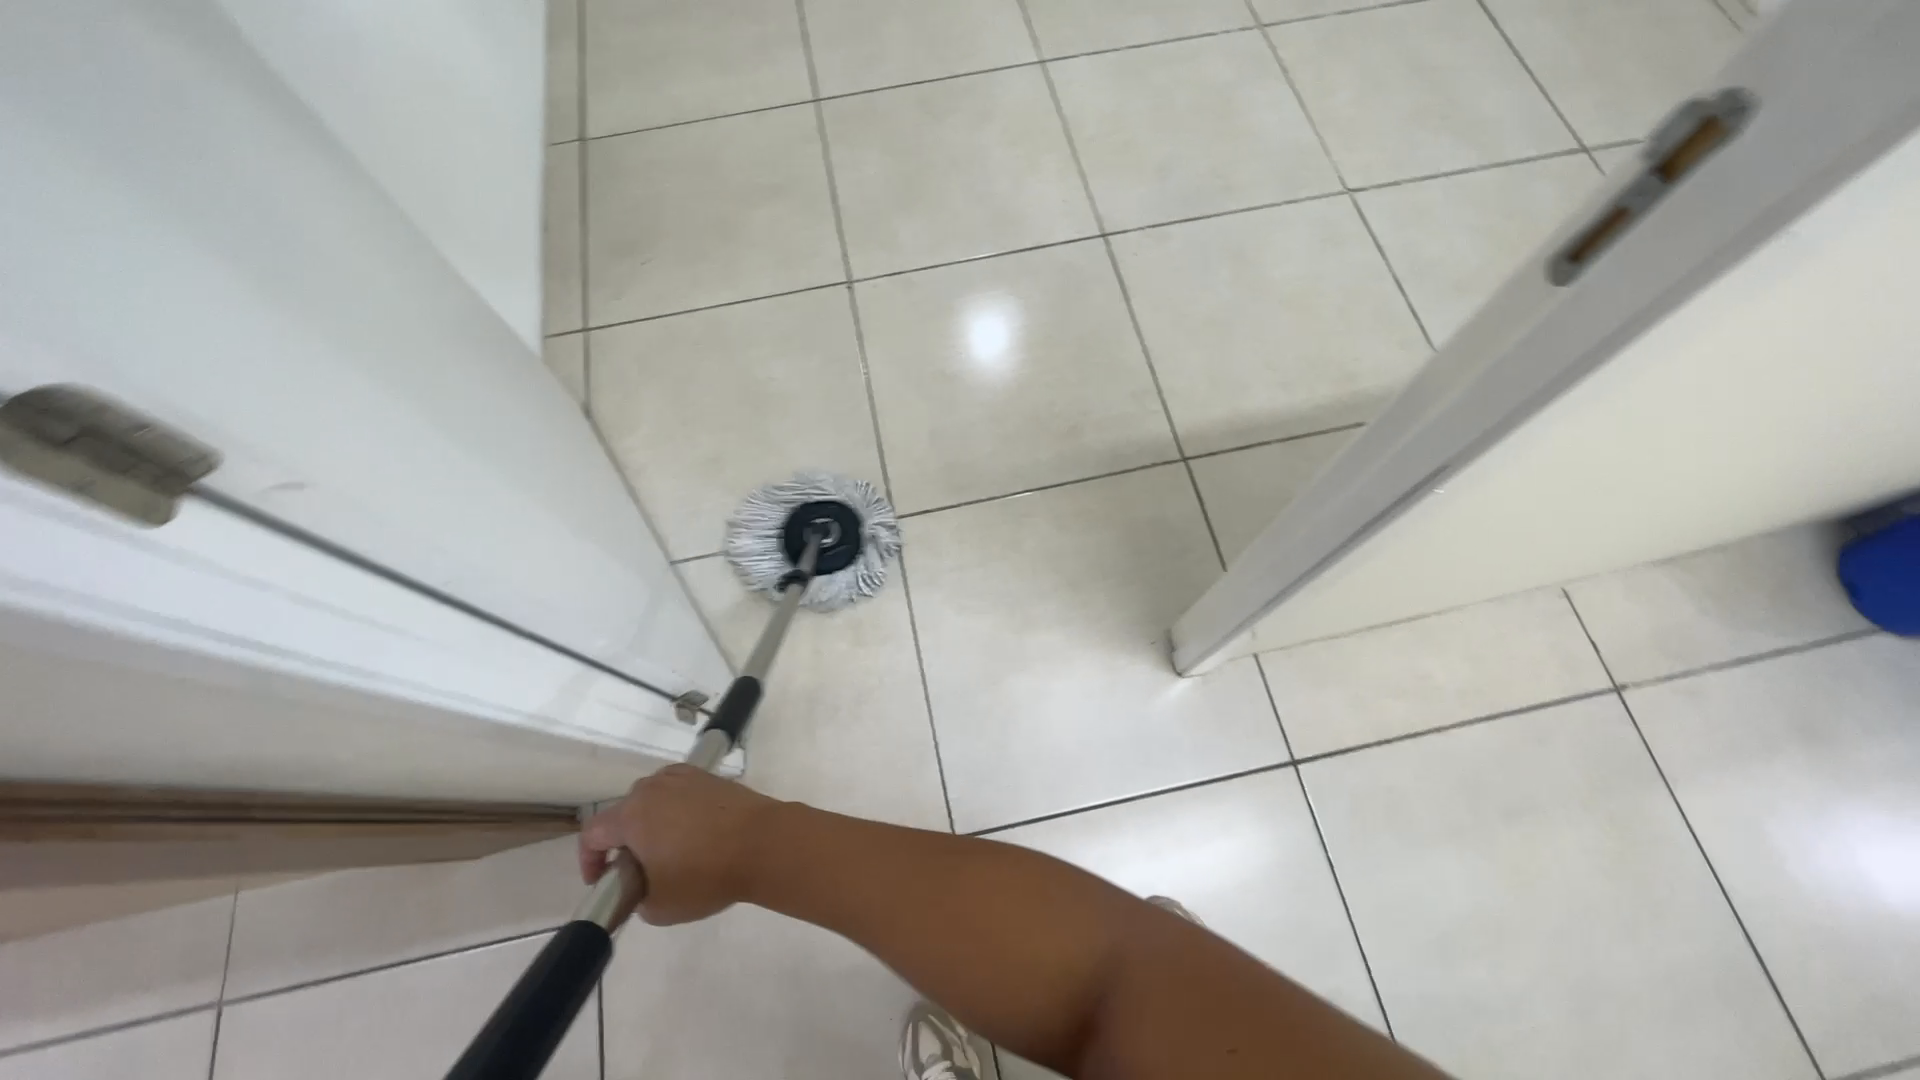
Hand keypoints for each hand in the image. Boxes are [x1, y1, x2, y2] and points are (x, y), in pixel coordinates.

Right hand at [577, 765, 782, 925]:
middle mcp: (654, 787)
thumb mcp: (660, 906)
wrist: (765, 843)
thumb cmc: (707, 875)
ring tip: (669, 851)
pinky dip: (678, 810)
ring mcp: (685, 777)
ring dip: (652, 823)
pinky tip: (694, 832)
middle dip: (624, 841)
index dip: (590, 860)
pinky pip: (681, 792)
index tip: (603, 882)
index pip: (593, 833)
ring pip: (653, 799)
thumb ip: (636, 898)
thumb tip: (641, 888)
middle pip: (624, 812)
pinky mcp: (711, 777)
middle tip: (639, 870)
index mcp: (632, 814)